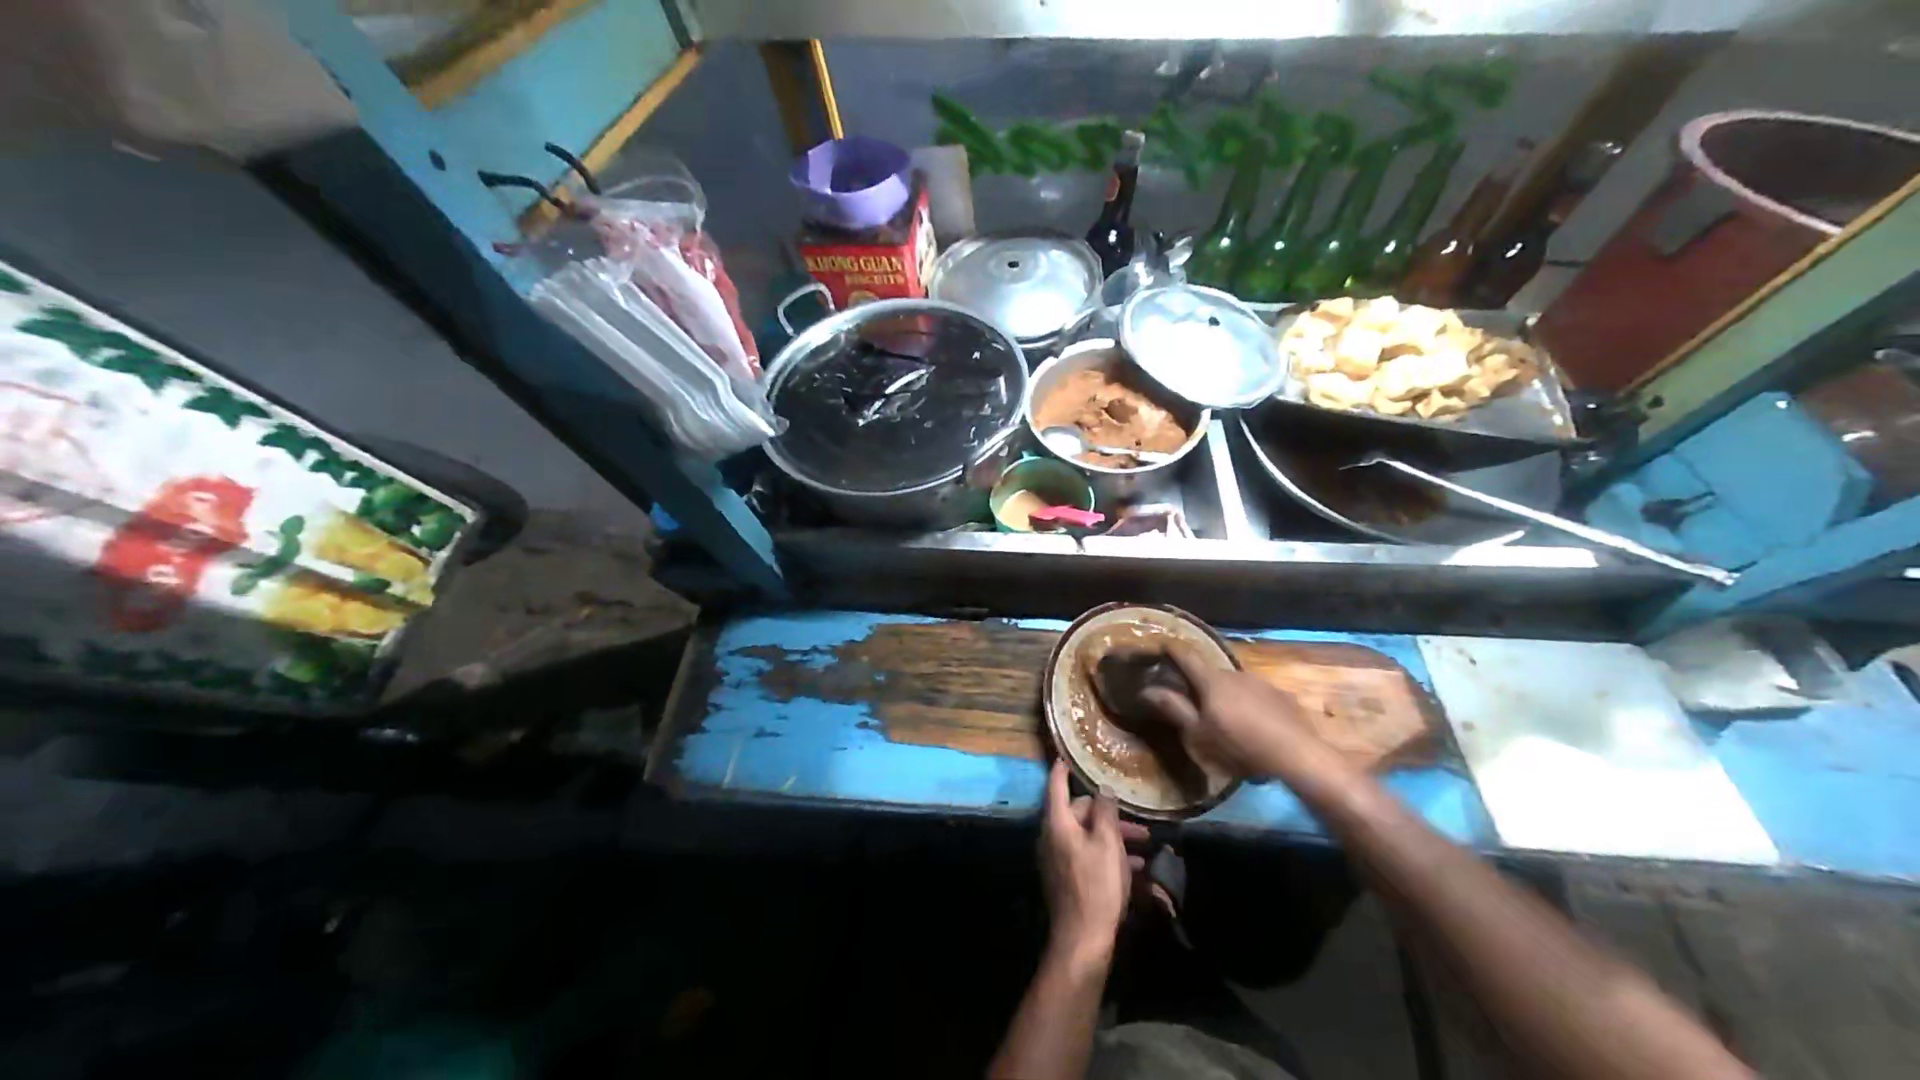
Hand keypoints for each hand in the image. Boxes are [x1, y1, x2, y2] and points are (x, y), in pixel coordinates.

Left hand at [1040, 761, 1147, 958]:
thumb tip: (1102, 788)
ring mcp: (1057, 858)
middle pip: (1077, 812)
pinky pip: (1086, 854)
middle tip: (1138, 821)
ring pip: (1086, 835)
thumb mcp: (1107, 844)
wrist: (1083, 938)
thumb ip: (1105, 812)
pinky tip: (1135, 866)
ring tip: (1144, 844)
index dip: (1062, 768)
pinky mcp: (1066, 876)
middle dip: (1107, 813)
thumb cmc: (1096, 885)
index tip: (1068, 753)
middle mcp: (1052, 836)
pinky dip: (1106, 853)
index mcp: (1057, 823)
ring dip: (1112, 836)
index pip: (1056, 785)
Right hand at [1138, 651, 1336, 782]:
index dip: (1172, 649)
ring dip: (1227, 695)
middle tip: (1194, 701)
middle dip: (1201, 683)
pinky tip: (1254, 725)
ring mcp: (1262, 683)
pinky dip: (1249, 704)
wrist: (1296, 754)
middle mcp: (1236, 674)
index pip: (1187, 656)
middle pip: (1211, 673)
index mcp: (1211, 681)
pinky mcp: (1282, 696)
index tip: (1161, 643)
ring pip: (1235, 685)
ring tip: (1226, 719)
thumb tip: (1147, 689)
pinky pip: (1257, 695)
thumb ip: (1174, 708)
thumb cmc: (1239, 745)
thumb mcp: (1199, 733)